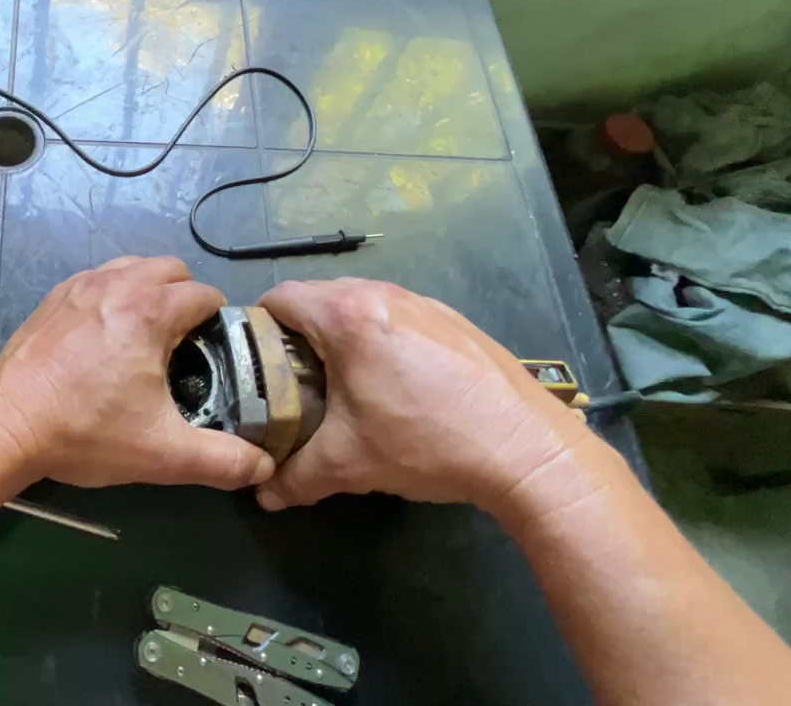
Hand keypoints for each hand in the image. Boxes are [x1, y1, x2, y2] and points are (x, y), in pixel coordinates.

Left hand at [0, 257, 275, 489]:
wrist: (7, 421)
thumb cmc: (85, 432)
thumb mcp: (161, 453)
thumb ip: (221, 460)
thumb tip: (262, 466)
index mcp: (149, 310)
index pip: (204, 294)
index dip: (218, 321)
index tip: (215, 350)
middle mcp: (117, 284)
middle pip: (171, 269)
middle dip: (186, 297)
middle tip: (184, 342)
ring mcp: (81, 284)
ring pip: (133, 266)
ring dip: (150, 289)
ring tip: (147, 334)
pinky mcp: (55, 295)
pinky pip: (99, 276)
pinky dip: (115, 292)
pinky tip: (106, 333)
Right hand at [255, 278, 594, 514]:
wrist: (531, 452)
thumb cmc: (428, 444)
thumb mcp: (351, 463)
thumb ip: (296, 477)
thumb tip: (264, 496)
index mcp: (346, 316)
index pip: (279, 297)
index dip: (259, 326)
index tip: (261, 363)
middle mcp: (379, 294)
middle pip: (316, 296)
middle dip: (299, 332)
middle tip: (298, 378)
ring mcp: (420, 300)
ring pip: (358, 302)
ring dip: (340, 331)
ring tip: (346, 379)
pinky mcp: (451, 316)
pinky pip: (395, 312)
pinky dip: (380, 334)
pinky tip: (399, 380)